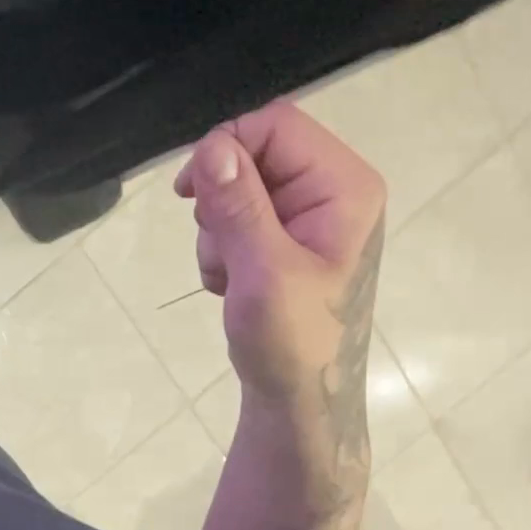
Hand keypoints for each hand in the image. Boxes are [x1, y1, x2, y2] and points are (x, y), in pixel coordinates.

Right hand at [177, 105, 385, 529]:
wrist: (300, 402)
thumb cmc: (292, 343)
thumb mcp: (262, 272)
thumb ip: (238, 207)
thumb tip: (212, 148)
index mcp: (343, 187)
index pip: (275, 127)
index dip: (225, 149)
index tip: (188, 194)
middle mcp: (331, 193)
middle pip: (255, 157)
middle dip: (220, 203)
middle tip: (221, 253)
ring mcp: (309, 222)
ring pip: (239, 194)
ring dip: (217, 234)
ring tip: (229, 279)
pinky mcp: (288, 247)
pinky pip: (239, 225)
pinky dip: (223, 253)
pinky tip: (230, 286)